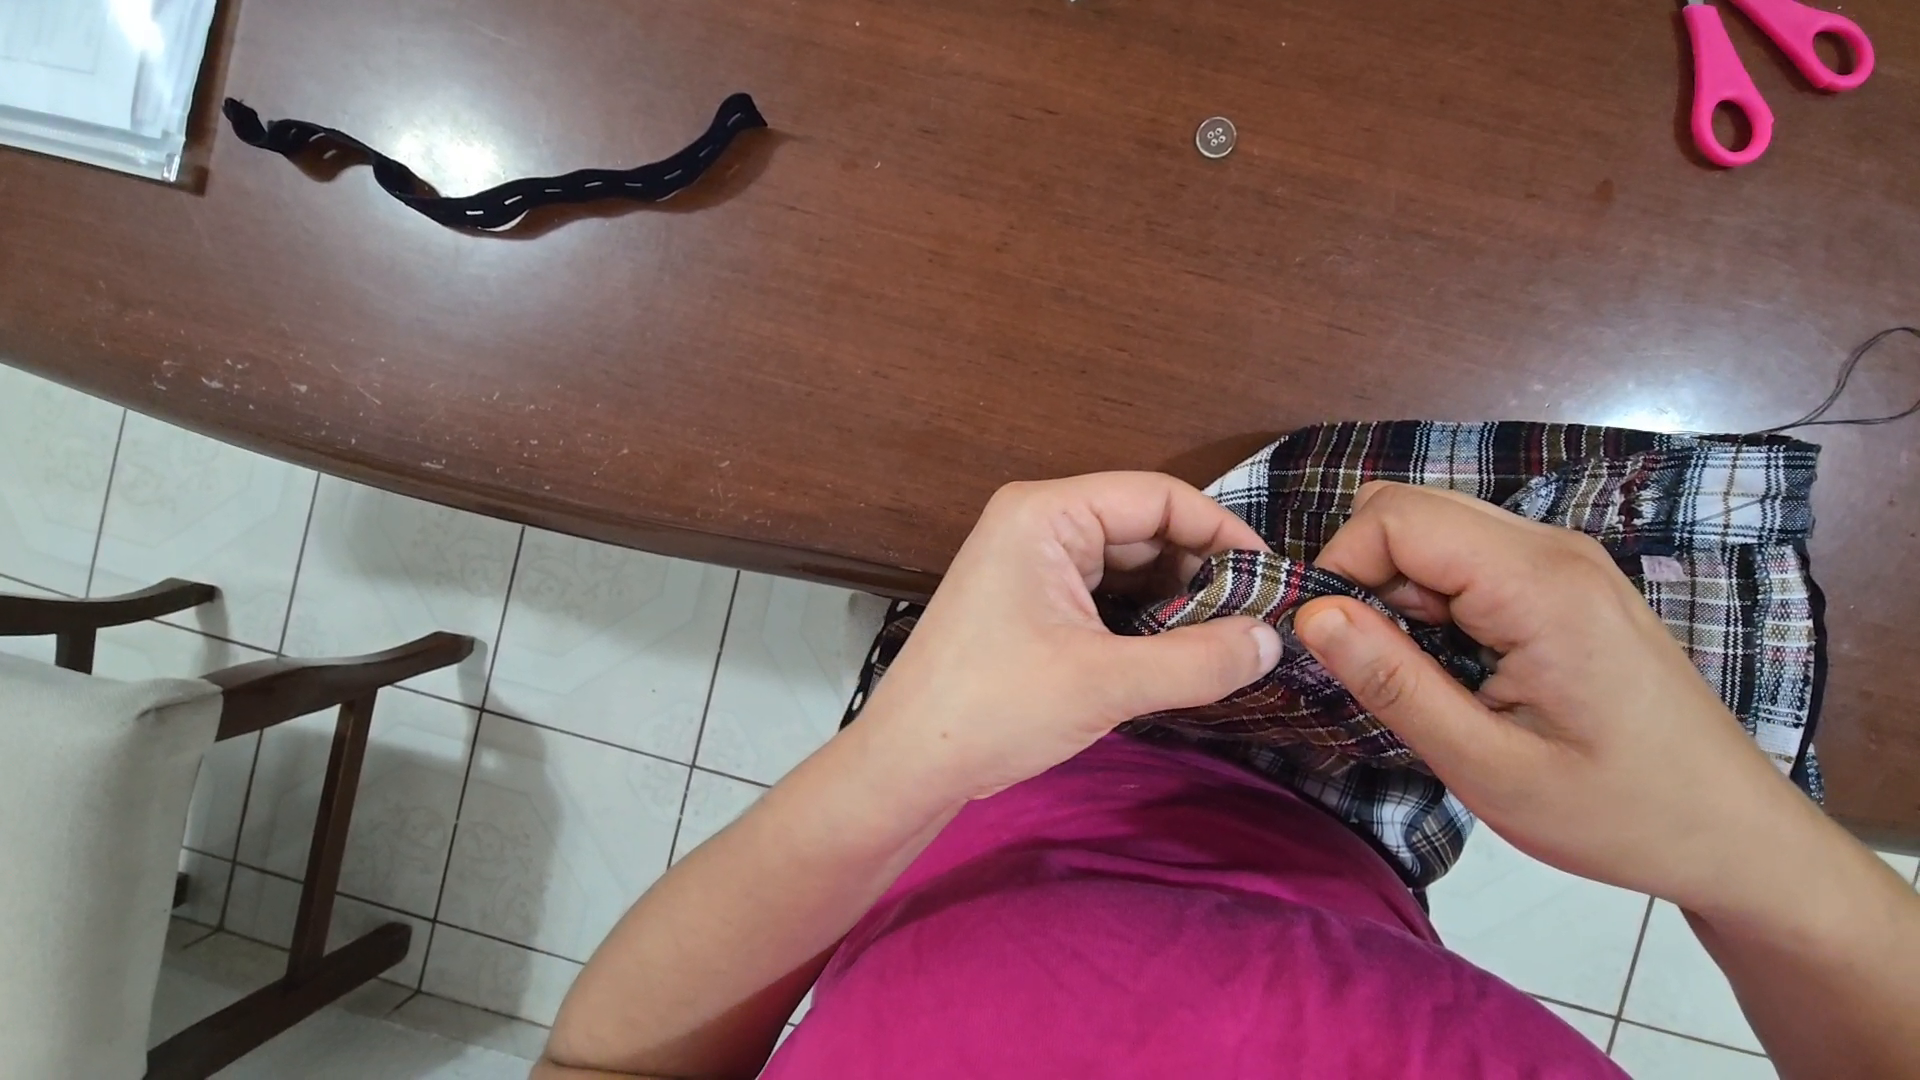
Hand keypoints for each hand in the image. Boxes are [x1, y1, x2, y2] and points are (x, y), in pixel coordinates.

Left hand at [855, 473, 1282, 801]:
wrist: (910, 762)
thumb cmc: (996, 708)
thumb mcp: (1107, 682)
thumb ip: (1199, 660)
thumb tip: (1274, 641)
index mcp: (1046, 513)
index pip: (1157, 497)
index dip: (1222, 533)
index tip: (1270, 581)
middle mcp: (1036, 523)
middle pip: (1142, 527)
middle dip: (1200, 572)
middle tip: (1256, 620)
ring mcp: (1028, 562)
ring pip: (1125, 564)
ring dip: (1174, 599)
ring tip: (1228, 639)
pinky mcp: (1027, 600)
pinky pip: (1101, 593)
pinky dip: (1142, 617)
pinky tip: (1179, 649)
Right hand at [1291, 481, 1818, 912]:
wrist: (1736, 836)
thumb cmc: (1615, 813)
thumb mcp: (1485, 766)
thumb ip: (1391, 682)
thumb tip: (1311, 615)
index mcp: (1539, 585)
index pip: (1396, 519)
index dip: (1341, 566)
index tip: (1333, 641)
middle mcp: (1552, 548)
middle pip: (1408, 508)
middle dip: (1363, 572)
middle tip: (1378, 655)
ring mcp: (1560, 558)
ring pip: (1428, 526)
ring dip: (1393, 585)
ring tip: (1419, 662)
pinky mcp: (1559, 578)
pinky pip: (1459, 552)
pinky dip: (1425, 592)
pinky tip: (1449, 654)